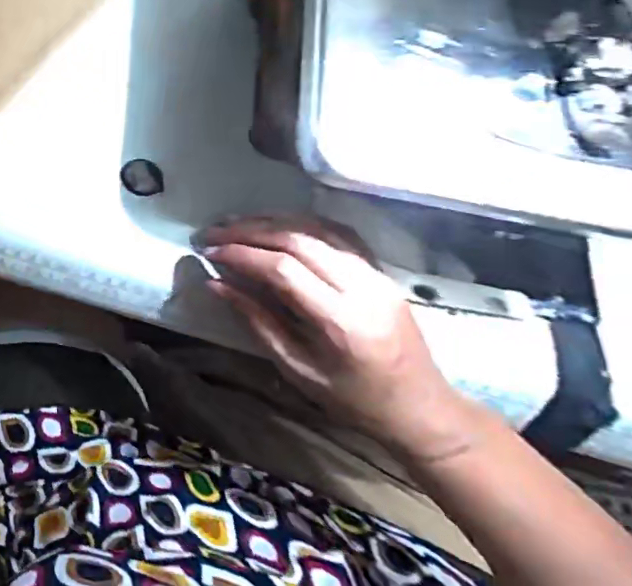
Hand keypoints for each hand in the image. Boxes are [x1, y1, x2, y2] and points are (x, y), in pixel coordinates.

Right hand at [198, 213, 484, 464]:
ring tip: (236, 225)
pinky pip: (336, 234)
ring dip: (270, 222)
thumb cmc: (355, 400)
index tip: (208, 253)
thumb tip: (215, 284)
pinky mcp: (380, 271)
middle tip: (214, 234)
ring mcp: (376, 276)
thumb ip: (256, 321)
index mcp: (342, 321)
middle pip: (297, 240)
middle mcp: (362, 289)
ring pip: (315, 229)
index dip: (240, 254)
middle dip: (248, 231)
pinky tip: (275, 226)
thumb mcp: (297, 369)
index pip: (282, 268)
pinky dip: (299, 223)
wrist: (423, 410)